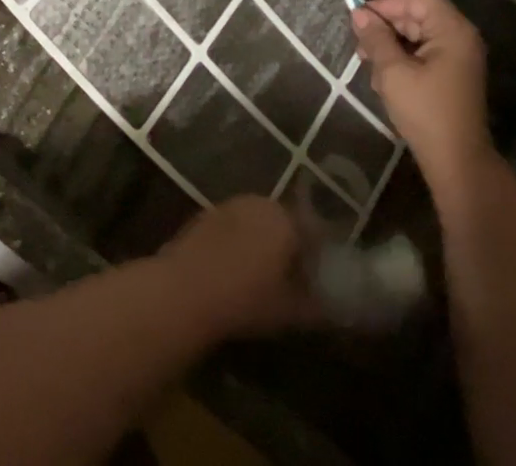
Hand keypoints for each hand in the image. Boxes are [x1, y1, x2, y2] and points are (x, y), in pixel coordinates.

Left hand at [156, 196, 318, 337]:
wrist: (180, 293)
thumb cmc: (244, 299)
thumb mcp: (290, 311)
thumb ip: (318, 307)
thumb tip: (335, 308)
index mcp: (284, 218)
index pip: (315, 232)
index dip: (320, 258)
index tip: (320, 282)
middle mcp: (256, 203)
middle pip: (284, 224)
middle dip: (290, 248)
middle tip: (292, 281)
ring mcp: (225, 208)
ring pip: (255, 224)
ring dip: (261, 244)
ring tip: (262, 279)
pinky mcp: (199, 219)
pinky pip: (229, 230)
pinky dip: (236, 245)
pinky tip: (231, 273)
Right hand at [351, 0, 492, 186]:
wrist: (455, 157)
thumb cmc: (424, 111)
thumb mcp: (393, 73)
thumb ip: (376, 39)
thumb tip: (359, 13)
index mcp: (452, 30)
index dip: (386, 4)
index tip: (361, 24)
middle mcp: (459, 35)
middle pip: (416, 12)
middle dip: (386, 26)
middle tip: (362, 50)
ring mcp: (457, 53)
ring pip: (416, 31)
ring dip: (391, 44)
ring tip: (372, 68)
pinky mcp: (451, 70)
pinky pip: (422, 50)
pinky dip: (402, 57)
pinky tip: (386, 79)